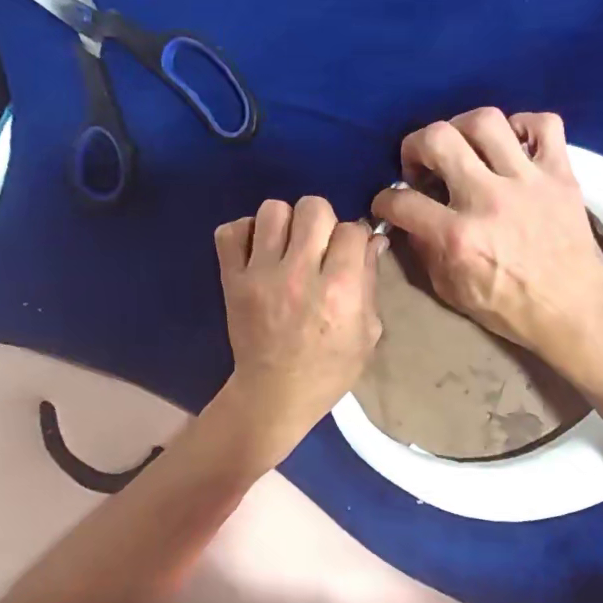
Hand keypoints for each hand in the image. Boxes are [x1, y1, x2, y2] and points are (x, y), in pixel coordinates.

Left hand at [215, 197, 385, 443]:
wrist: (275, 394)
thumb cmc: (329, 368)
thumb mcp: (367, 333)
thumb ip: (369, 281)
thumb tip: (371, 238)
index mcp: (340, 290)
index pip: (352, 229)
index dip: (354, 237)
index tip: (347, 253)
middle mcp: (299, 274)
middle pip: (313, 208)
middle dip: (322, 221)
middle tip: (317, 246)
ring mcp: (260, 275)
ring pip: (272, 210)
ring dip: (285, 222)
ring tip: (287, 246)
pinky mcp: (231, 280)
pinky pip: (230, 232)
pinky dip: (245, 233)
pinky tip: (258, 251)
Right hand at [370, 108, 602, 379]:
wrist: (574, 311)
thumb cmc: (509, 307)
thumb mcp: (451, 290)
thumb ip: (425, 252)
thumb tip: (409, 221)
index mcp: (458, 236)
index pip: (402, 201)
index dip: (384, 200)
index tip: (389, 203)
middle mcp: (488, 199)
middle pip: (438, 139)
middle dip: (414, 146)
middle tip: (422, 165)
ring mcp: (528, 181)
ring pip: (485, 121)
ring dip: (462, 128)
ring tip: (463, 147)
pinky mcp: (561, 174)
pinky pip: (544, 124)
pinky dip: (524, 125)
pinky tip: (512, 144)